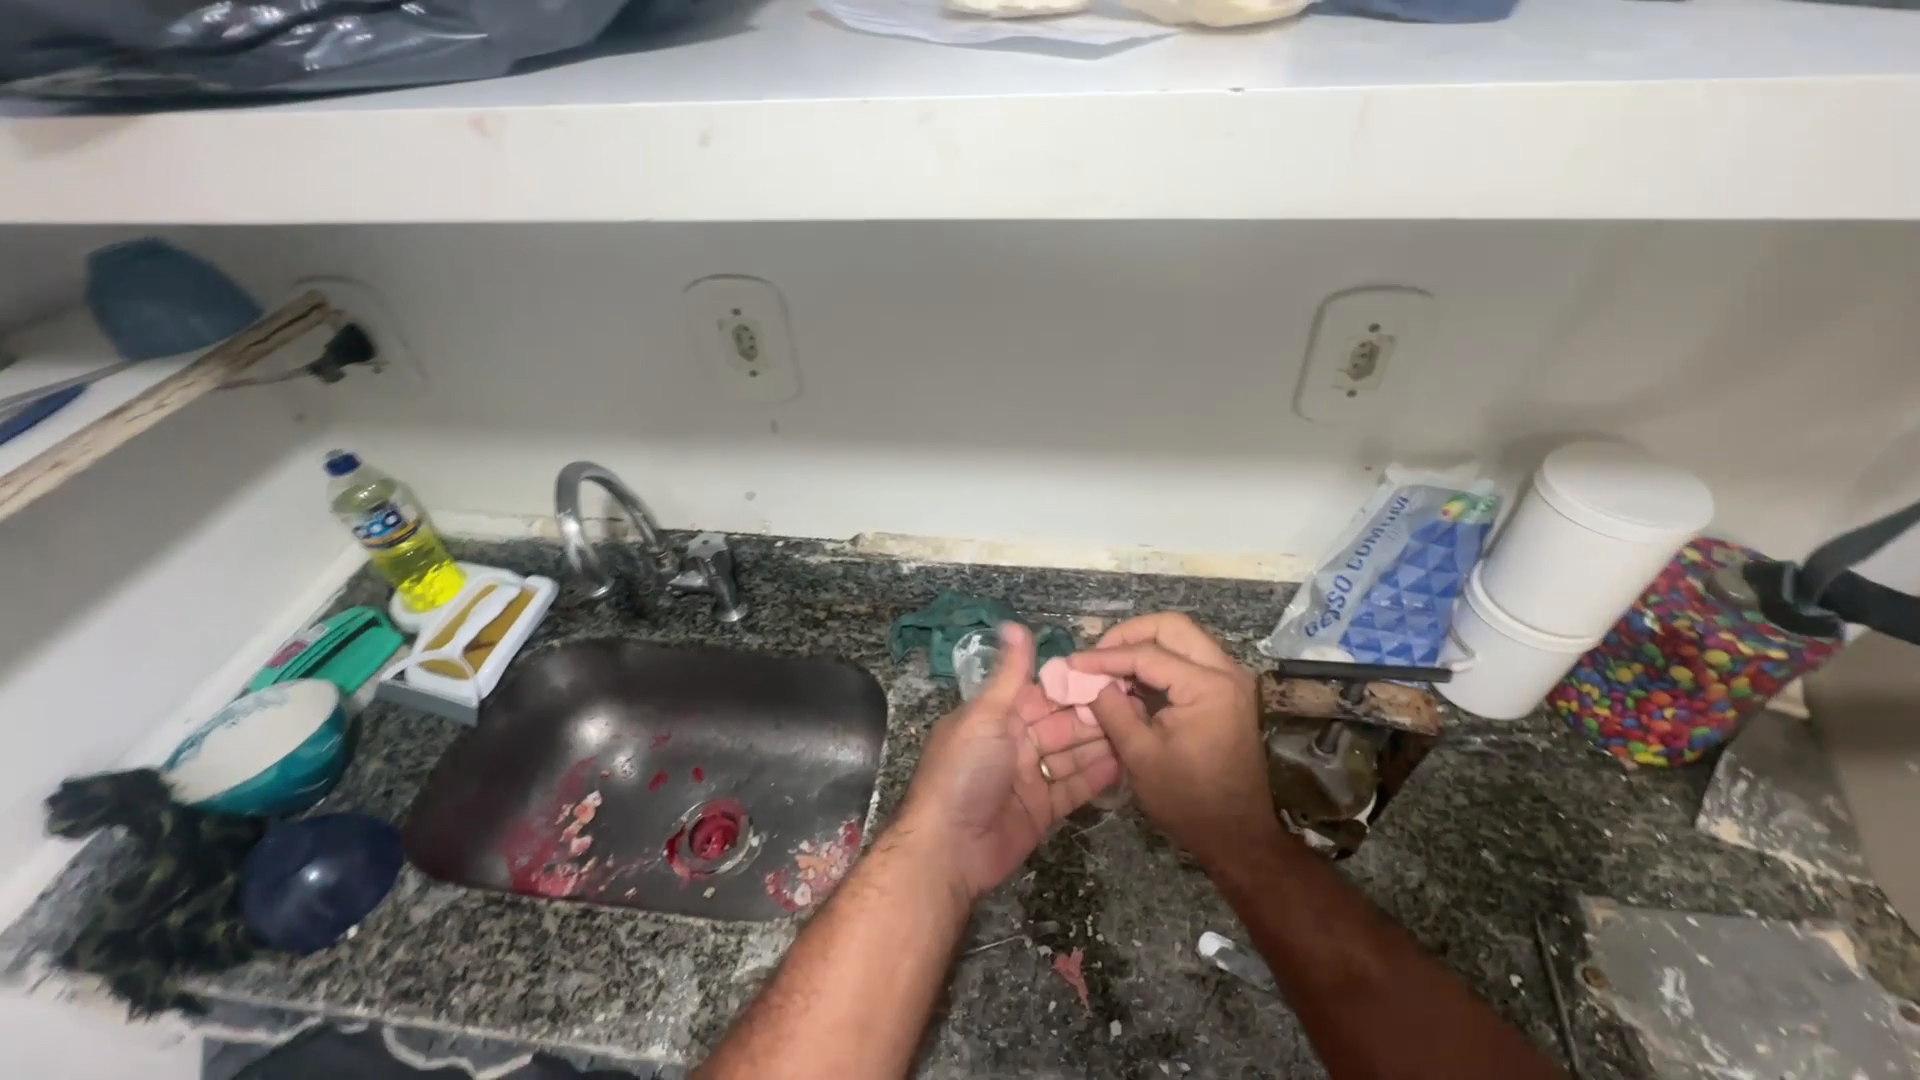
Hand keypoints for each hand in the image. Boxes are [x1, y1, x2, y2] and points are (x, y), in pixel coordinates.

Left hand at [898, 622, 1121, 900]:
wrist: (948, 847)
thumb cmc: (963, 772)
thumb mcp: (985, 715)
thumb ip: (1009, 674)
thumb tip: (1013, 623)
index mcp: (996, 717)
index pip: (1042, 695)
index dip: (1073, 687)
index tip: (1111, 675)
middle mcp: (1013, 744)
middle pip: (1060, 726)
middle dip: (1093, 716)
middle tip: (1136, 704)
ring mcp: (1028, 779)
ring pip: (1070, 756)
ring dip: (1100, 744)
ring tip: (1138, 729)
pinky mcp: (1041, 810)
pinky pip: (1072, 788)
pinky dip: (1095, 776)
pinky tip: (1124, 762)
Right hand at [1071, 614, 1282, 871]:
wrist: (1236, 835)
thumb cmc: (1187, 800)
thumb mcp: (1139, 755)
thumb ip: (1111, 709)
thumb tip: (1087, 680)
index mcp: (1207, 687)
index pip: (1147, 654)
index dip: (1105, 656)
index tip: (1072, 663)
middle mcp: (1226, 672)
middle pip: (1172, 627)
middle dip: (1129, 634)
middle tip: (1096, 654)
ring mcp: (1231, 680)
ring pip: (1183, 638)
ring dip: (1144, 644)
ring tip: (1109, 665)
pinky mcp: (1227, 692)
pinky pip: (1190, 657)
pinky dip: (1160, 659)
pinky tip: (1132, 678)